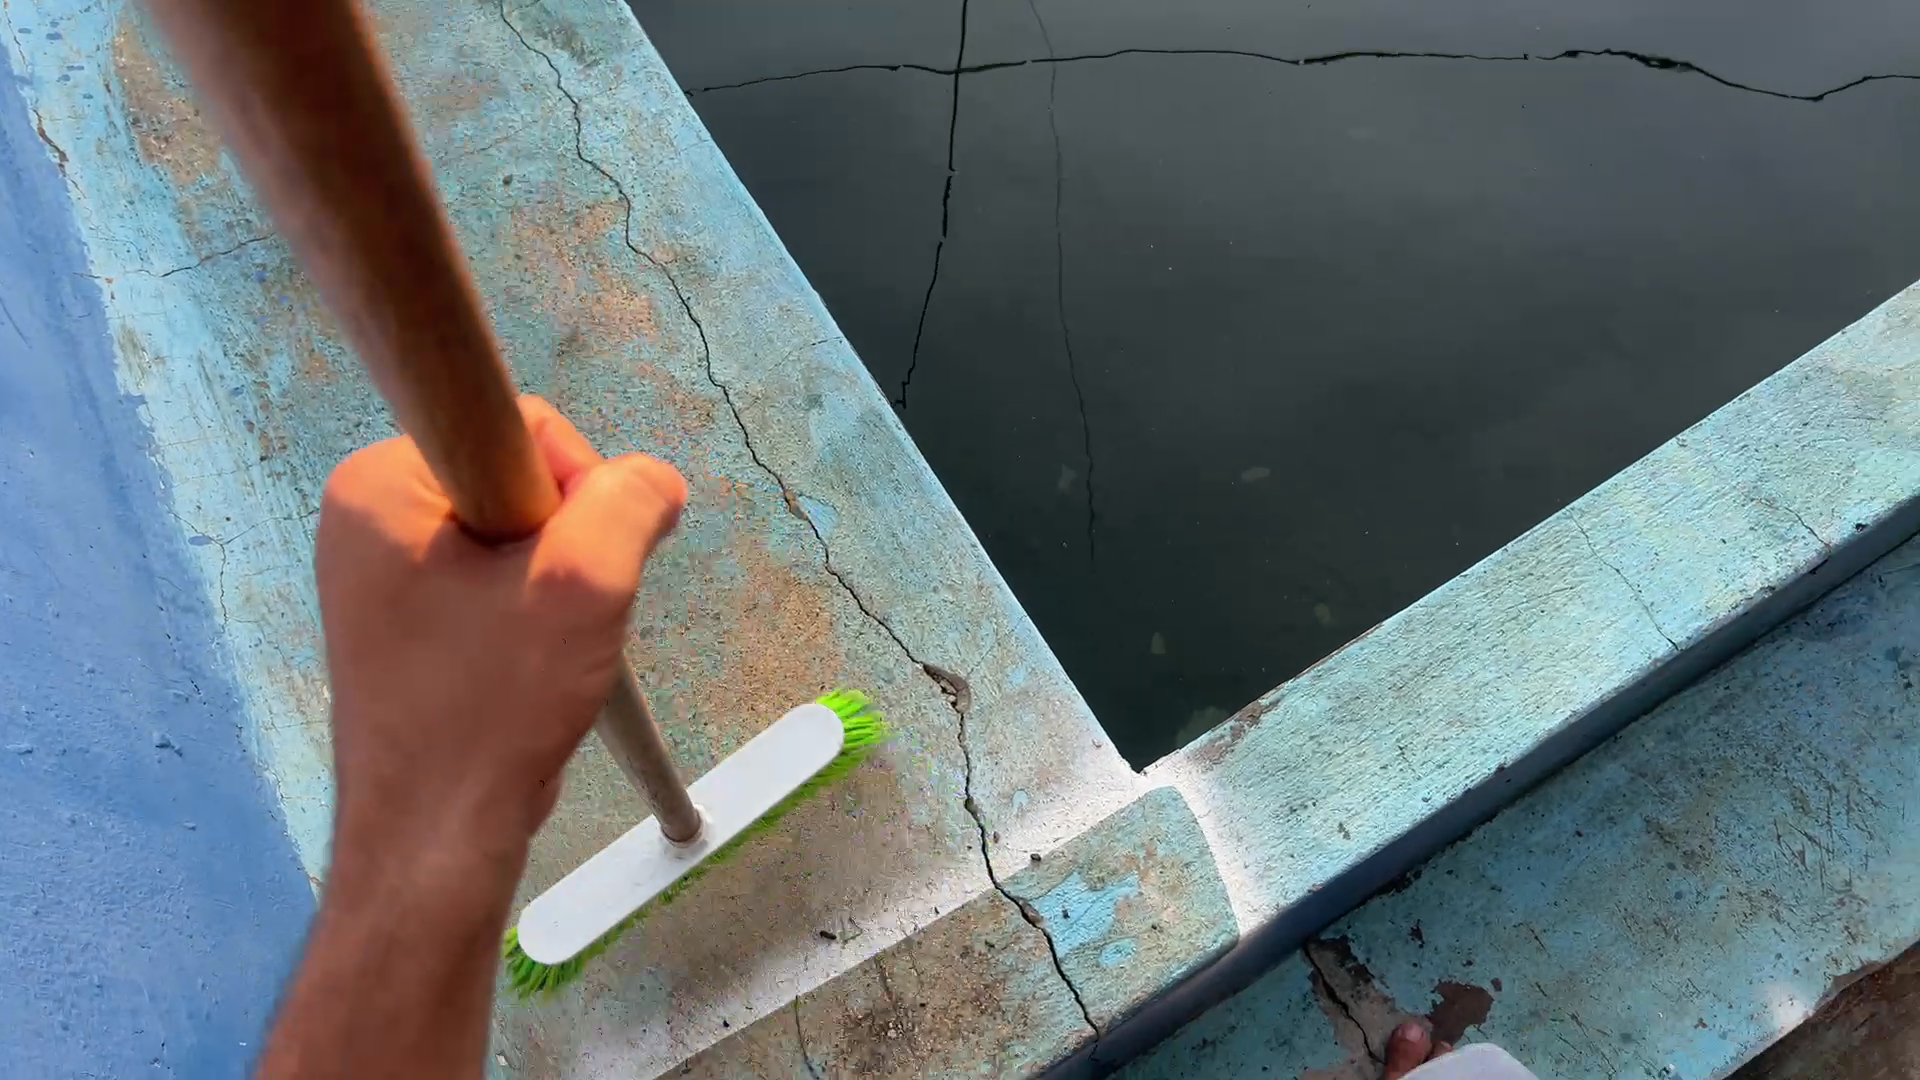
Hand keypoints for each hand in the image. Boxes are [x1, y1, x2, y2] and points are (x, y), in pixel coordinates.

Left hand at [315, 396, 686, 857]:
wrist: (439, 830)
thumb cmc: (499, 696)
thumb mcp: (586, 582)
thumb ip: (631, 500)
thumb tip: (654, 480)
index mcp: (386, 480)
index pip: (526, 426)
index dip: (583, 484)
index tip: (581, 563)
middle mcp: (374, 511)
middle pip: (529, 477)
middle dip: (575, 539)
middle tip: (570, 609)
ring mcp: (390, 566)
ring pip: (527, 529)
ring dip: (565, 575)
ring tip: (553, 638)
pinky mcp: (413, 611)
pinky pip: (505, 570)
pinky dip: (542, 600)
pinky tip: (536, 651)